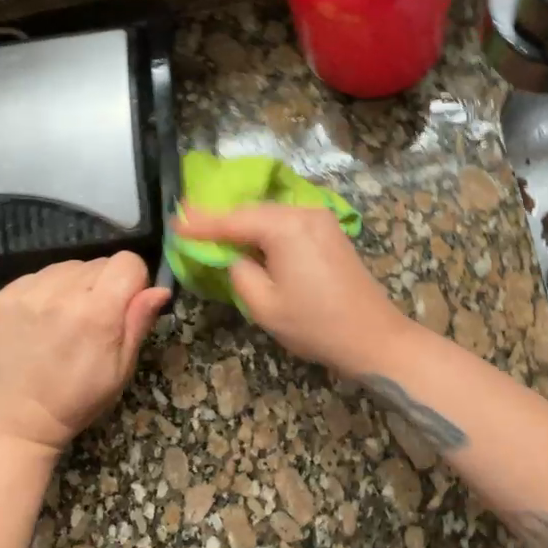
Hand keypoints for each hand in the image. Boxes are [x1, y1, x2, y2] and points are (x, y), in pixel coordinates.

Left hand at [0, 252, 171, 452]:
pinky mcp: (2, 296)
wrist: (17, 420)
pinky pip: (38, 276)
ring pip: (68, 266)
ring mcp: (27, 293)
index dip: (133, 281)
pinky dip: (46, 291)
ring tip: (65, 319)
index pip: (127, 262)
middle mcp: (61, 293)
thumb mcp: (121, 368)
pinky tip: (42, 319)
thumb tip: (160, 289)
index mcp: (97, 313)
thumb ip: (139, 322)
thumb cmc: (77, 399)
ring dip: (74, 285)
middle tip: (94, 319)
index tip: (125, 304)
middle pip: (98, 264)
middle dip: (104, 285)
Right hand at [174, 206, 407, 371]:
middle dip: (222, 219)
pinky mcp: (330, 231)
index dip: (201, 223)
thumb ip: (239, 273)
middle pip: (253, 211)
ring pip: (271, 215)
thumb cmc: (316, 324)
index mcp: (285, 227)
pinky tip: (250, 237)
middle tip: (189, 222)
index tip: (175, 222)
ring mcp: (321, 219)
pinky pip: (288, 222)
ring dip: (244, 223)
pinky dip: (266, 229)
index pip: (232, 220)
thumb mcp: (264, 305)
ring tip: (213, 230)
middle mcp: (304, 213)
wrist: (373, 336)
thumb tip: (235, 257)